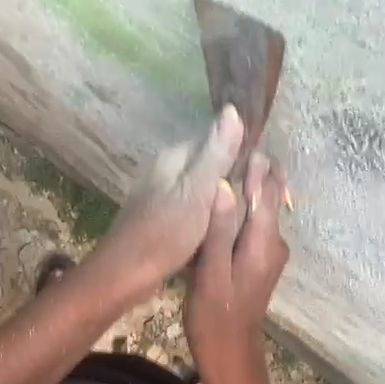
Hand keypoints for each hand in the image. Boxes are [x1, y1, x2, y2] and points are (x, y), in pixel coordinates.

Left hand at [87, 106, 244, 301]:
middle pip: (211, 166)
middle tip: (254, 207)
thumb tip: (232, 109)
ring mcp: (162, 193)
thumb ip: (216, 153)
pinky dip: (208, 218)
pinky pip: (194, 209)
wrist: (125, 274)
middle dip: (234, 182)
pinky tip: (218, 234)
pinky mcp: (161, 216)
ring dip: (222, 203)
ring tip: (240, 222)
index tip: (258, 185)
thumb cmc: (164, 233)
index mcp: (175, 157)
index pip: (219, 141)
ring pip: (204, 190)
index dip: (243, 159)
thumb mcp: (197, 191)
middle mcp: (167, 169)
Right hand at [186, 152, 288, 381]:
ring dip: (247, 188)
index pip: (265, 192)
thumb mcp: (211, 273)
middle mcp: (273, 244)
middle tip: (234, 141)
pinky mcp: (257, 261)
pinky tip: (221, 201)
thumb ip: (219, 230)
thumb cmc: (215, 317)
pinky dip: (242, 209)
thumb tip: (225, 185)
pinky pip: (253, 225)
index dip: (255, 164)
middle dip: (255, 171)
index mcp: (263, 243)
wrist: (229, 356)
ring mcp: (267, 253)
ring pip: (260, 210)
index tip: (243, 135)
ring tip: (224, 162)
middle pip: (267, 197)